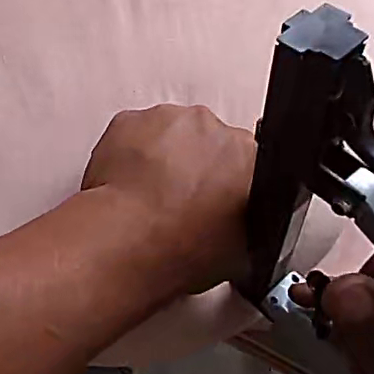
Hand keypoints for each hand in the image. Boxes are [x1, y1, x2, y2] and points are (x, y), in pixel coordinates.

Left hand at [81, 105, 254, 293]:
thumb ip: (246, 224)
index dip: (225, 185)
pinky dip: (126, 153)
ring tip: (146, 197)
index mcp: (249, 157)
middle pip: (205, 142)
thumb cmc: (179, 248)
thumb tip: (237, 227)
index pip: (243, 164)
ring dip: (160, 158)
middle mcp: (212, 127)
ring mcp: (169, 120)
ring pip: (166, 134)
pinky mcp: (129, 120)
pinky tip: (124, 186)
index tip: (210, 201)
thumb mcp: (239, 253)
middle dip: (193, 166)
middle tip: (175, 202)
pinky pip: (130, 134)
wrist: (129, 241)